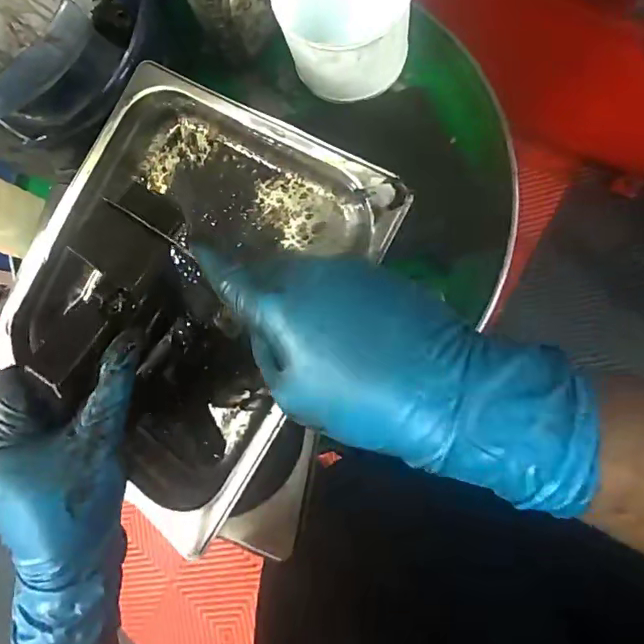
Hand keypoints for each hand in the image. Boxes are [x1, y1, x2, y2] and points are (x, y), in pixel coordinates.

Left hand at [0, 333, 138, 643]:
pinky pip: (13, 435)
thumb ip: (111, 384)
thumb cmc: (79, 503)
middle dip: (48, 390)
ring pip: (15, 413)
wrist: (73, 570)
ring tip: (78, 412)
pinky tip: (65, 432)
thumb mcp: (99, 437)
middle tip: (84, 392)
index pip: (14, 377)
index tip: (82, 373)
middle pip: (12, 394)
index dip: (51, 370)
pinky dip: (37, 428)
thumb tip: (128, 337)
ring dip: (45, 409)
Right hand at [195, 252, 599, 515]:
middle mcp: (309, 274)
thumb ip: (268, 353)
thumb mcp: (296, 394)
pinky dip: (325, 296)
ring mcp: (347, 269)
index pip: (234, 276)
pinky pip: (335, 279)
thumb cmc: (363, 401)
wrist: (448, 387)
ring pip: (304, 273)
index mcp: (281, 303)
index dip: (211, 260)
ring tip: (302, 325)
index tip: (195, 243)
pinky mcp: (377, 274)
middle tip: (254, 310)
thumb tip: (266, 328)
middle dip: (257, 283)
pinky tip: (340, 324)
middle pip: (269, 269)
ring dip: (294, 291)